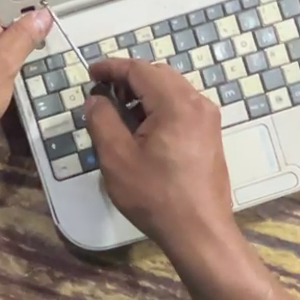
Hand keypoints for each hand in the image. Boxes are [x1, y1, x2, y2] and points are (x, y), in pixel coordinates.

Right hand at [84, 58, 236, 257]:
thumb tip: (96, 99)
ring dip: (143, 93)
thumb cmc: (155, 195)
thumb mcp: (116, 157)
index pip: (139, 70)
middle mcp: (197, 103)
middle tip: (102, 95)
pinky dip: (158, 107)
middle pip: (158, 75)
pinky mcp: (209, 135)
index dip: (111, 68)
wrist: (198, 231)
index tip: (90, 73)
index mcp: (175, 103)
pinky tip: (142, 129)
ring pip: (171, 90)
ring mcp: (207, 119)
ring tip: (119, 113)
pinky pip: (181, 107)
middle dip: (128, 79)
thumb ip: (102, 120)